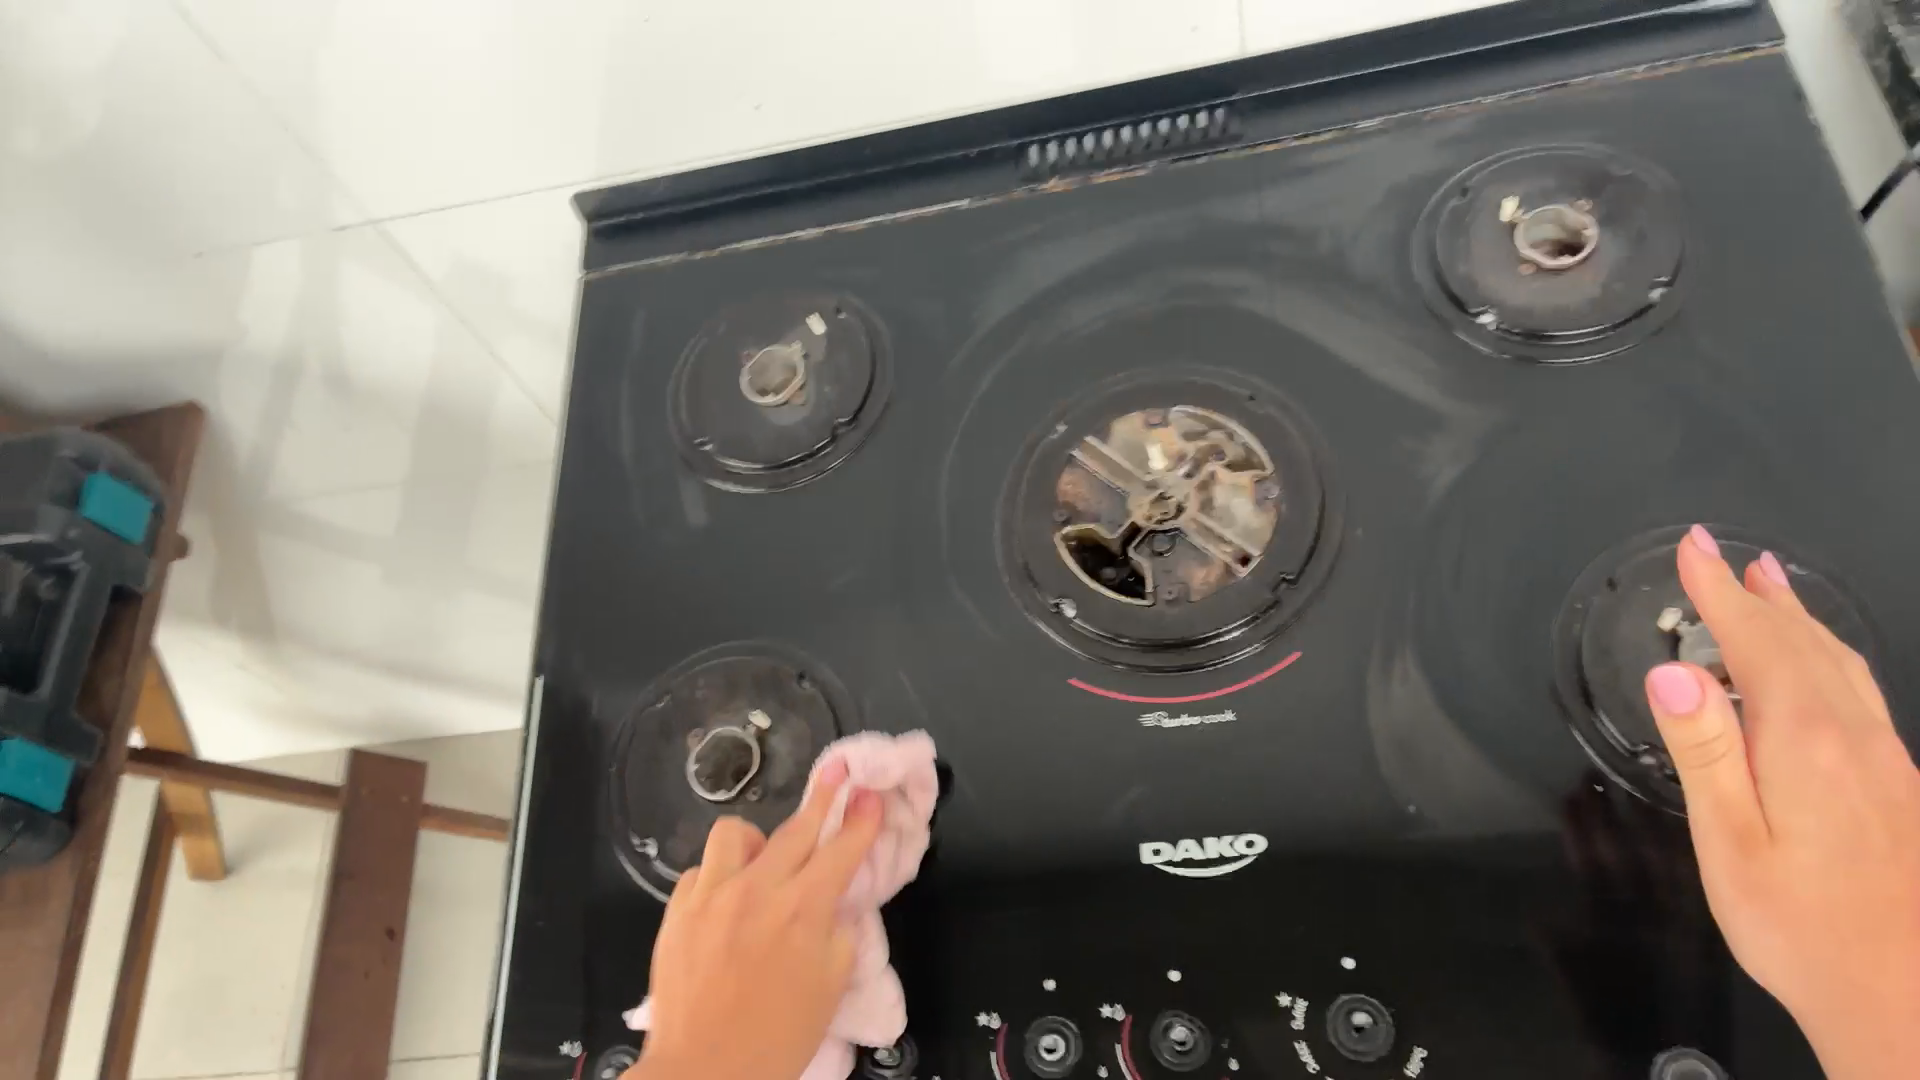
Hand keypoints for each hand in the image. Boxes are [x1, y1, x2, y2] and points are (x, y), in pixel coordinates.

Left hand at [632, 764, 883, 1079]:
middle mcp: (759, 890)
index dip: (861, 818)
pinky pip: (700, 871)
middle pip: (797, 826)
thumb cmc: (778, 1038)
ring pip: (735, 833)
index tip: (870, 792)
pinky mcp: (678, 910)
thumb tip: (835, 903)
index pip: (842, 849)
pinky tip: (723, 902)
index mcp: (804, 910)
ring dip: (756, 840)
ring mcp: (713, 896)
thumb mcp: (831, 987)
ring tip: (760, 861)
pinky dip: (717, 878)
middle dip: (824, 794)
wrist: (702, 1075)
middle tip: (837, 773)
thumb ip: (840, 933)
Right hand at [1643, 526, 1919, 1079]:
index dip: (1722, 593)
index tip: (1694, 548)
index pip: (1760, 646)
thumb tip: (1673, 673)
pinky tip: (1812, 662)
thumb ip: (1706, 752)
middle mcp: (1859, 742)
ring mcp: (1890, 765)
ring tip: (1771, 583)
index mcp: (1808, 747)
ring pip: (1842, 667)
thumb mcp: (1730, 841)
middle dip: (1759, 595)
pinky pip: (1859, 694)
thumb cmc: (1798, 927)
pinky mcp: (1900, 787)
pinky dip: (1824, 655)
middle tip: (1724, 554)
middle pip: (1806, 647)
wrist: (1913, 1008)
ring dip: (1799, 618)